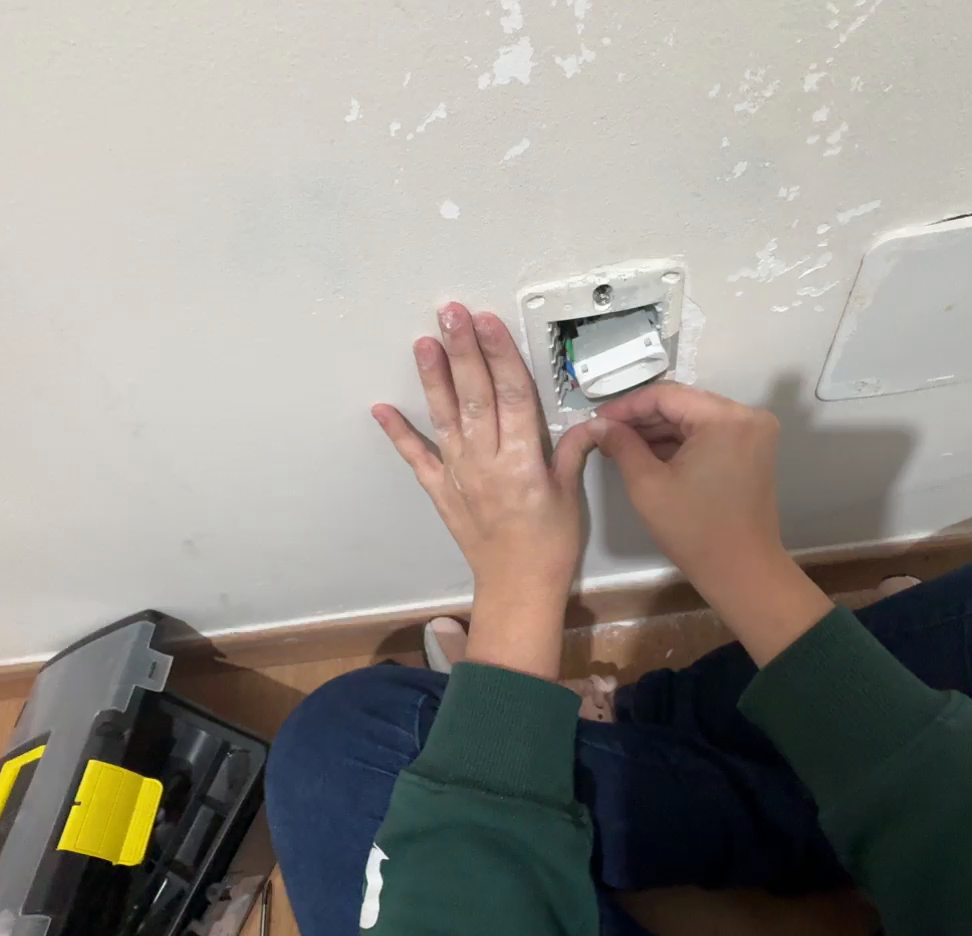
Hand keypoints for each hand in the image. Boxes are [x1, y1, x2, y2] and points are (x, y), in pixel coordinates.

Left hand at [372, 303, 600, 679]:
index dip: (499, 353)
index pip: (512, 393)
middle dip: (463, 350)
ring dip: (433, 378)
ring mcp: (459, 474)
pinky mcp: (441, 490)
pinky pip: (416, 458)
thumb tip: (591, 420)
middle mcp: (487, 459)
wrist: (517, 586)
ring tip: (423, 342)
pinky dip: (397, 433)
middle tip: (450, 312)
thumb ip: (573, 453)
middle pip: (475, 394)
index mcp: (523, 457)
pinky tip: (380, 409)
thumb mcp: (570, 496)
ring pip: (444, 417)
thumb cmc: (550, 543)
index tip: (486, 320)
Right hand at [591, 383, 832, 664]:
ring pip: (694, 419)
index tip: (596, 420)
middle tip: (604, 432)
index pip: (666, 395)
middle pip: (682, 404)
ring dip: (658, 430)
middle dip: (641, 418)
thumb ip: (621, 445)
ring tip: (619, 443)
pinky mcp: (751, 450)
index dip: (626, 406)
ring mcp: (753, 433)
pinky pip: (707, 435)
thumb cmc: (692, 529)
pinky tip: (647, 453)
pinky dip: (679, 442)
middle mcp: (746, 416)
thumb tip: (597, 424)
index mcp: (725, 419)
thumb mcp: (647, 484)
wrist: (741, 570)